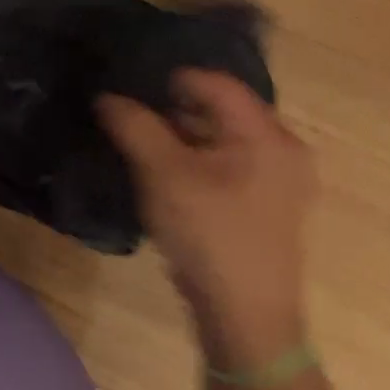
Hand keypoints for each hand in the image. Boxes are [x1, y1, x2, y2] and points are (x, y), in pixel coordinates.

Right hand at [96, 69, 317, 365]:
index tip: (124, 88)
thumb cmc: (207, 231)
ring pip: (219, 138)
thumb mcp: (161, 171)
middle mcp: (283, 149)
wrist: (243, 310)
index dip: (167, 79)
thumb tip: (106, 96)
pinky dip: (192, 160)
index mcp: (267, 135)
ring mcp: (278, 179)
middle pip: (219, 109)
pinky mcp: (264, 204)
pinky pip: (224, 163)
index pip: (215, 83)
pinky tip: (163, 177)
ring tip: (137, 146)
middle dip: (170, 108)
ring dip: (178, 136)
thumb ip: (133, 125)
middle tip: (125, 116)